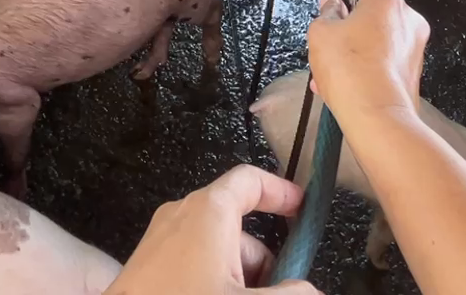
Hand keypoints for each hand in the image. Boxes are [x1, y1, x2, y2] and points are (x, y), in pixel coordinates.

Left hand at [107, 165, 321, 294]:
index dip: (282, 192)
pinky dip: (217, 284)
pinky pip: (196, 265)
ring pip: (219, 252)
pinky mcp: (152, 266)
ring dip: (243, 279)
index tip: (306, 212)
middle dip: (267, 264)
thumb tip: (314, 290)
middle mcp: (185, 214)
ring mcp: (164, 239)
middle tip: (282, 291)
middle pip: (240, 228)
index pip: (250, 180)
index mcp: (210, 210)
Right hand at [307, 0, 430, 122]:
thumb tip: (333, 5)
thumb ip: (326, 12)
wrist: (379, 120)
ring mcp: (414, 46)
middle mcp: (407, 18)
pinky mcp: (413, 72)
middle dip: (348, 16)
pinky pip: (384, 57)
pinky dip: (364, 62)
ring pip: (377, 33)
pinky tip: (340, 85)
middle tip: (327, 34)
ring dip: (352, 43)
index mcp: (387, 0)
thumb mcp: (321, 32)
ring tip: (327, 68)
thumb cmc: (348, 67)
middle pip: (375, 3)